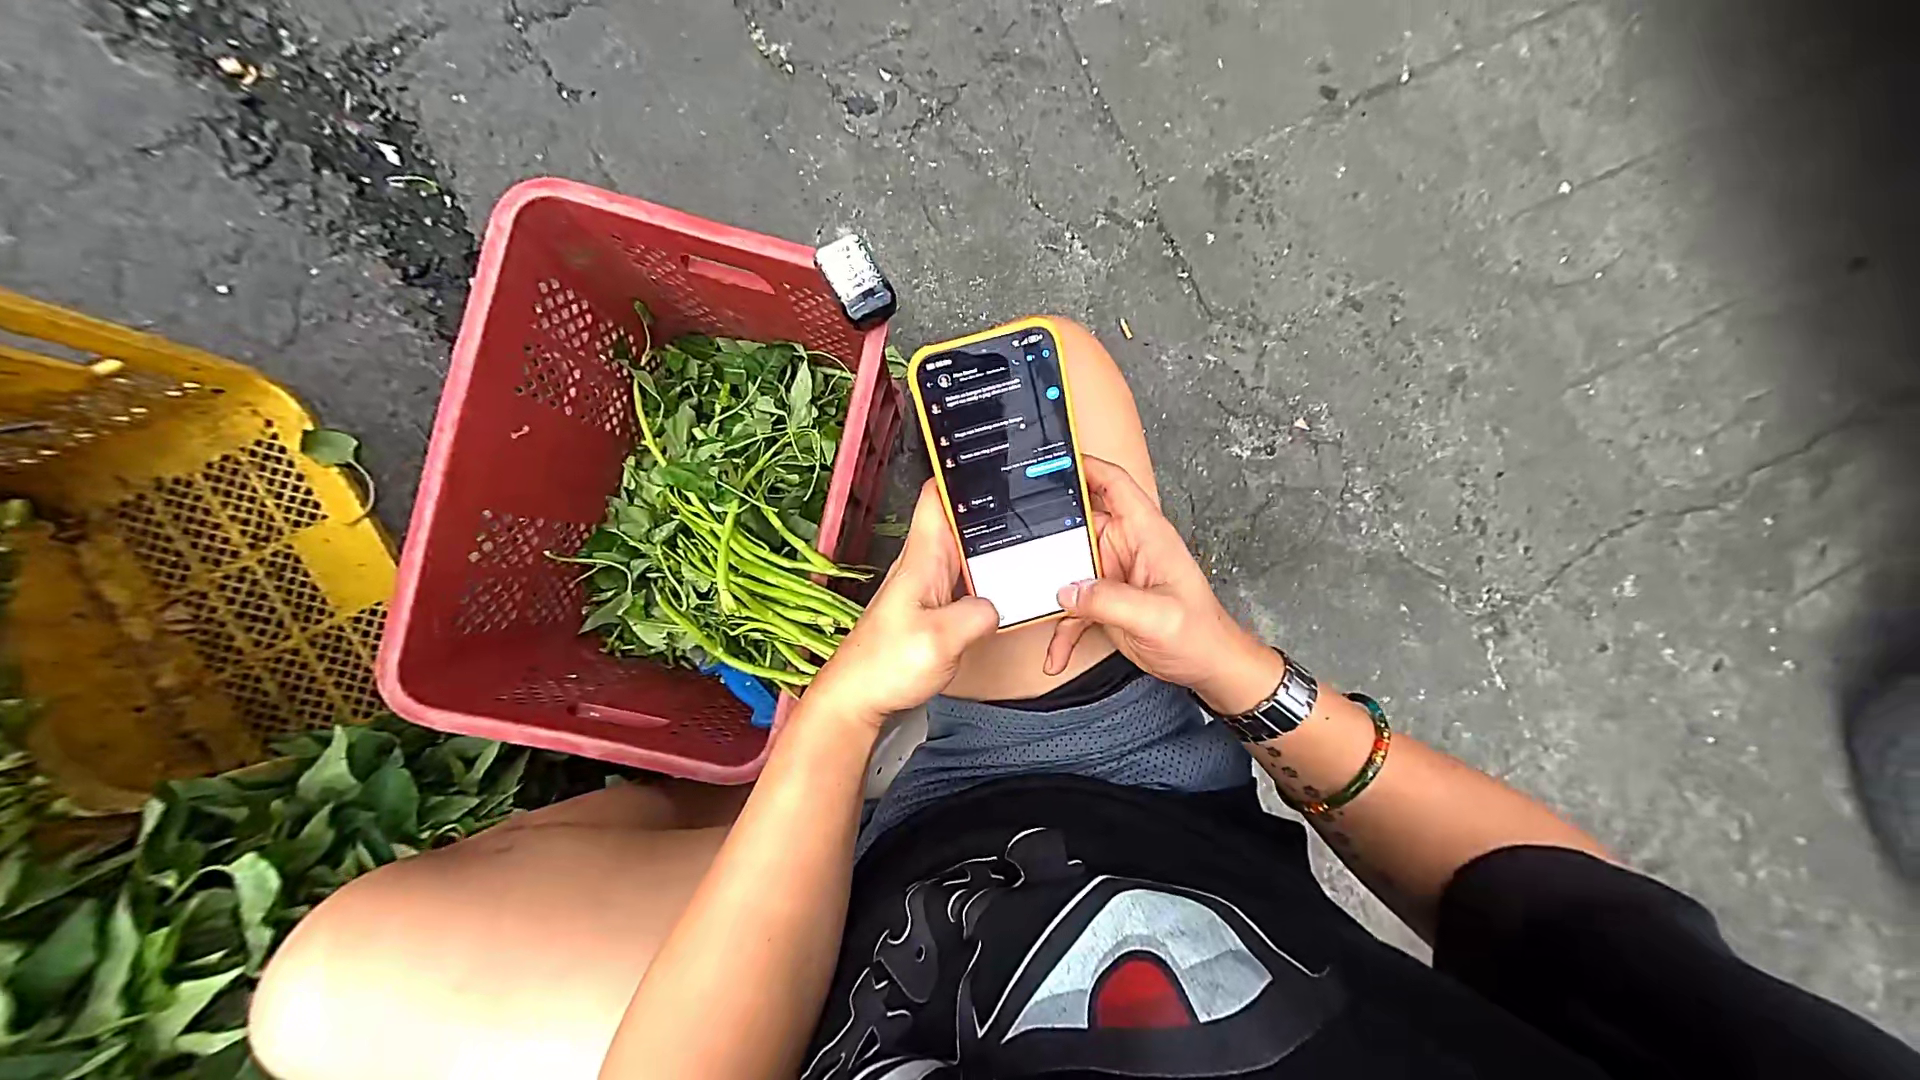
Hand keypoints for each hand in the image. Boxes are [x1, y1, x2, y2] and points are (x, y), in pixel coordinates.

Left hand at [804, 481, 1000, 724]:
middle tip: (1026, 499)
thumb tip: (997, 604)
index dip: (959, 473)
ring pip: (965, 550)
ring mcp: (929, 586)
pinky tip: (1003, 584)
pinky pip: (966, 580)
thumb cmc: (881, 666)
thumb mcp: (939, 641)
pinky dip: (985, 576)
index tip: (986, 457)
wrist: (857, 697)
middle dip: (989, 507)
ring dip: (989, 543)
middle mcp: (924, 566)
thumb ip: (976, 615)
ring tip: (1024, 537)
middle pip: (959, 520)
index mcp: (921, 560)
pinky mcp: (934, 607)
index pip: (936, 498)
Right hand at [1043, 456, 1282, 713]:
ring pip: (1067, 566)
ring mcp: (1112, 573)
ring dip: (1049, 588)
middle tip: (1017, 538)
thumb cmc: (1200, 634)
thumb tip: (1068, 591)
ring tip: (1030, 603)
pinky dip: (1061, 629)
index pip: (1114, 484)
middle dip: (1047, 532)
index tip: (1052, 461)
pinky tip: (1055, 653)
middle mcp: (1125, 547)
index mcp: (1146, 534)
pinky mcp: (1104, 599)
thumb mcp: (1157, 615)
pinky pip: (1072, 606)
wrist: (1207, 666)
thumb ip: (1109, 600)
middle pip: (1078, 523)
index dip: (1086, 466)